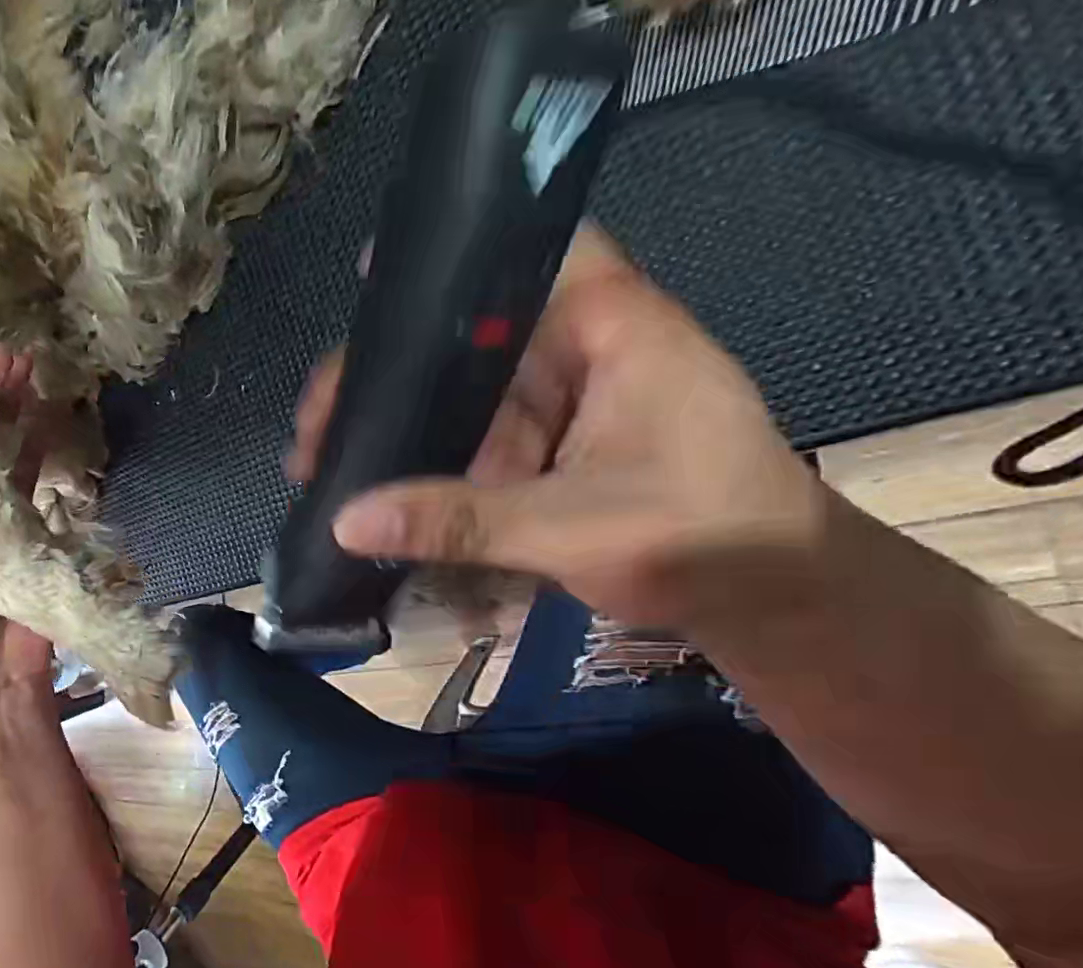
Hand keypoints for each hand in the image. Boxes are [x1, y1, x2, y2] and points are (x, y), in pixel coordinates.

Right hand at [289, 225, 825, 627]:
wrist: (766, 601)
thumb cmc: (705, 540)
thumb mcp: (572, 527)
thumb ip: (459, 521)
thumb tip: (347, 520)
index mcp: (605, 328)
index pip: (528, 252)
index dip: (451, 252)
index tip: (373, 276)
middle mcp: (573, 352)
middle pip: (464, 333)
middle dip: (385, 371)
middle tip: (316, 418)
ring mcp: (554, 405)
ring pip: (458, 394)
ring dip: (395, 425)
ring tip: (320, 457)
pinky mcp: (540, 450)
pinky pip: (468, 442)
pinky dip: (423, 464)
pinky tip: (371, 484)